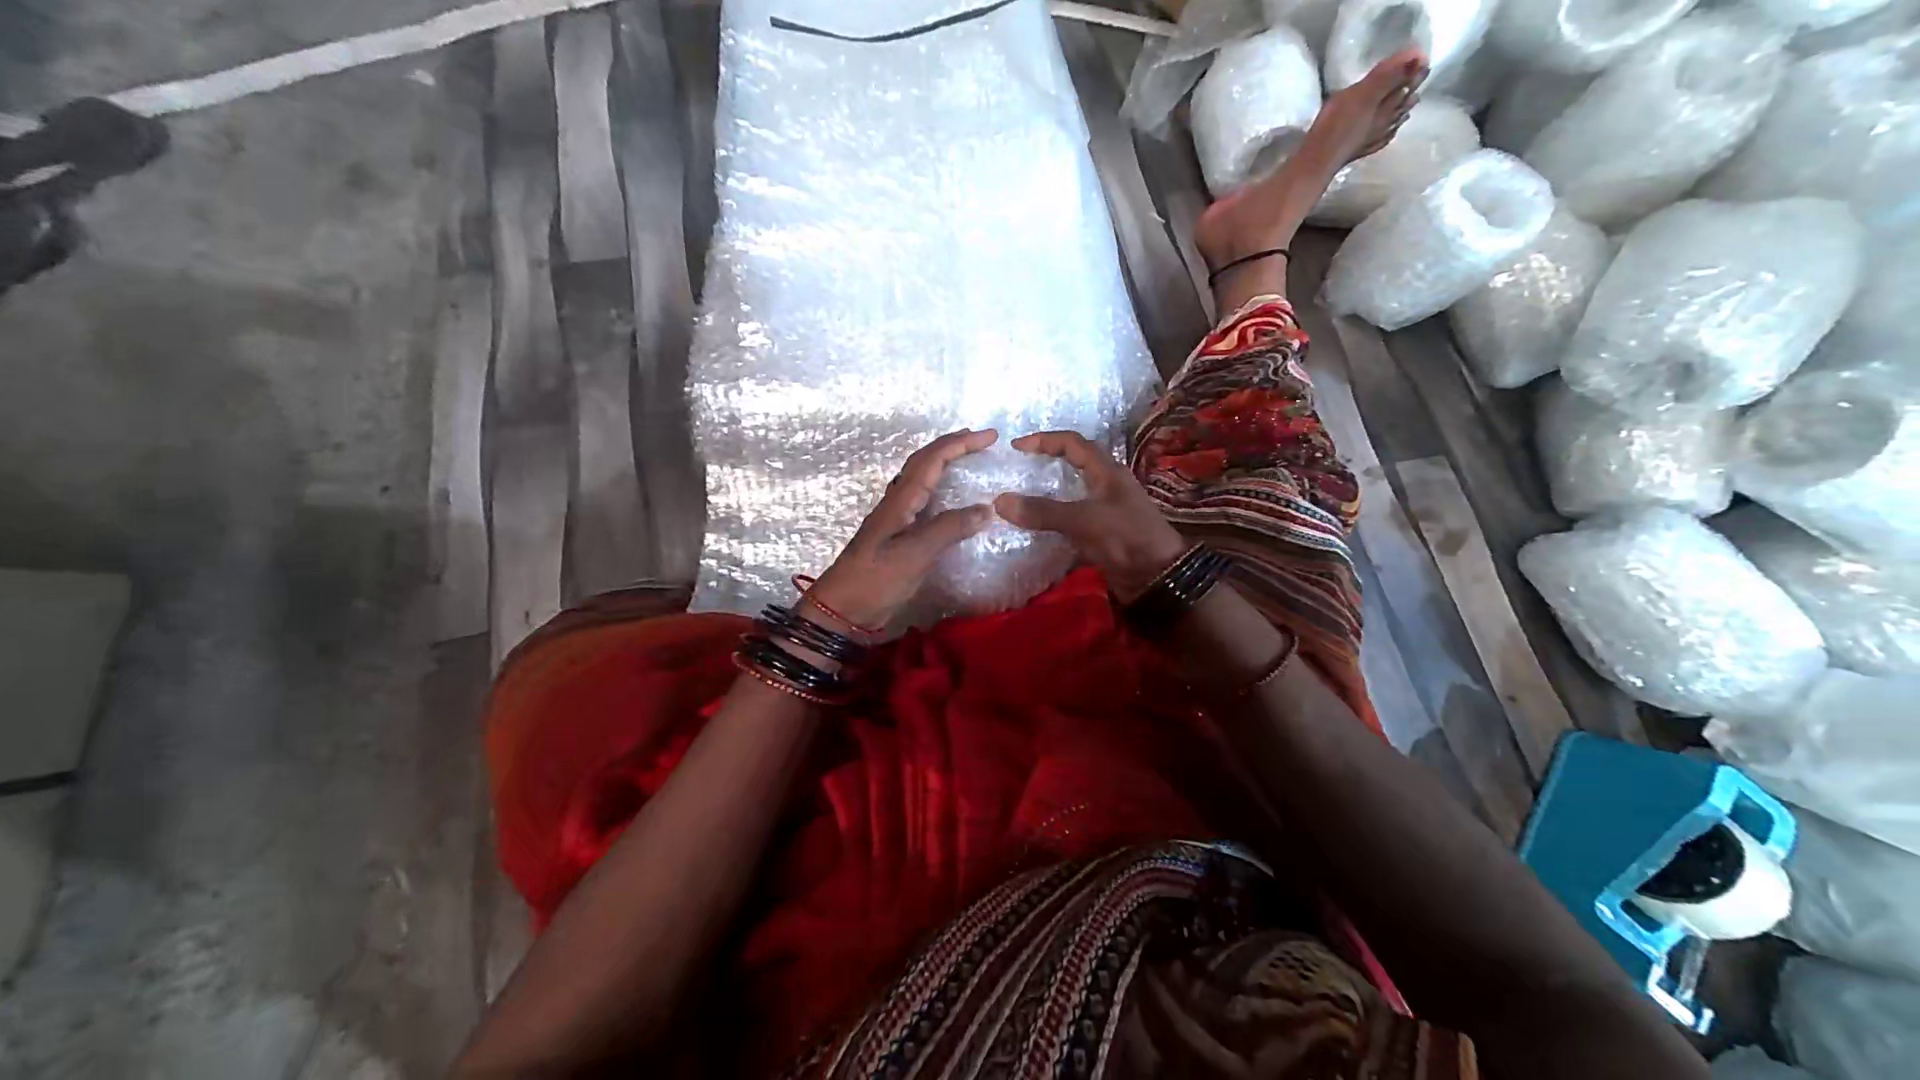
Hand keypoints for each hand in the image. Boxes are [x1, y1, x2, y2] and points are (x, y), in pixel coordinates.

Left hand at [808, 429, 1000, 629]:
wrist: (843, 608)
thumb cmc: (876, 579)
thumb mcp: (915, 554)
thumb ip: (949, 528)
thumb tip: (985, 508)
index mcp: (900, 500)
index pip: (932, 459)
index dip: (961, 444)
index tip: (991, 436)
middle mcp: (897, 502)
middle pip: (924, 461)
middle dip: (953, 446)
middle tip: (982, 441)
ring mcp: (895, 518)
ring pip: (921, 478)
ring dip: (944, 463)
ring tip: (969, 460)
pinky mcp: (897, 535)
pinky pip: (922, 500)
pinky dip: (940, 489)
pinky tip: (951, 500)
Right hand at [992, 431, 1186, 602]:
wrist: (1157, 577)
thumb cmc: (1126, 538)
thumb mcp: (1084, 521)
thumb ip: (1043, 511)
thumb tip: (1000, 501)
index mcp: (1107, 471)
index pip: (1073, 443)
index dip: (1044, 440)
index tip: (1016, 447)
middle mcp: (1106, 485)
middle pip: (1073, 464)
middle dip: (1045, 463)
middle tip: (1017, 468)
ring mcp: (1104, 510)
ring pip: (1070, 493)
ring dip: (1047, 493)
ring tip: (1019, 497)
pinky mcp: (1101, 533)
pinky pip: (1071, 519)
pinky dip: (1052, 520)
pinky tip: (1034, 528)